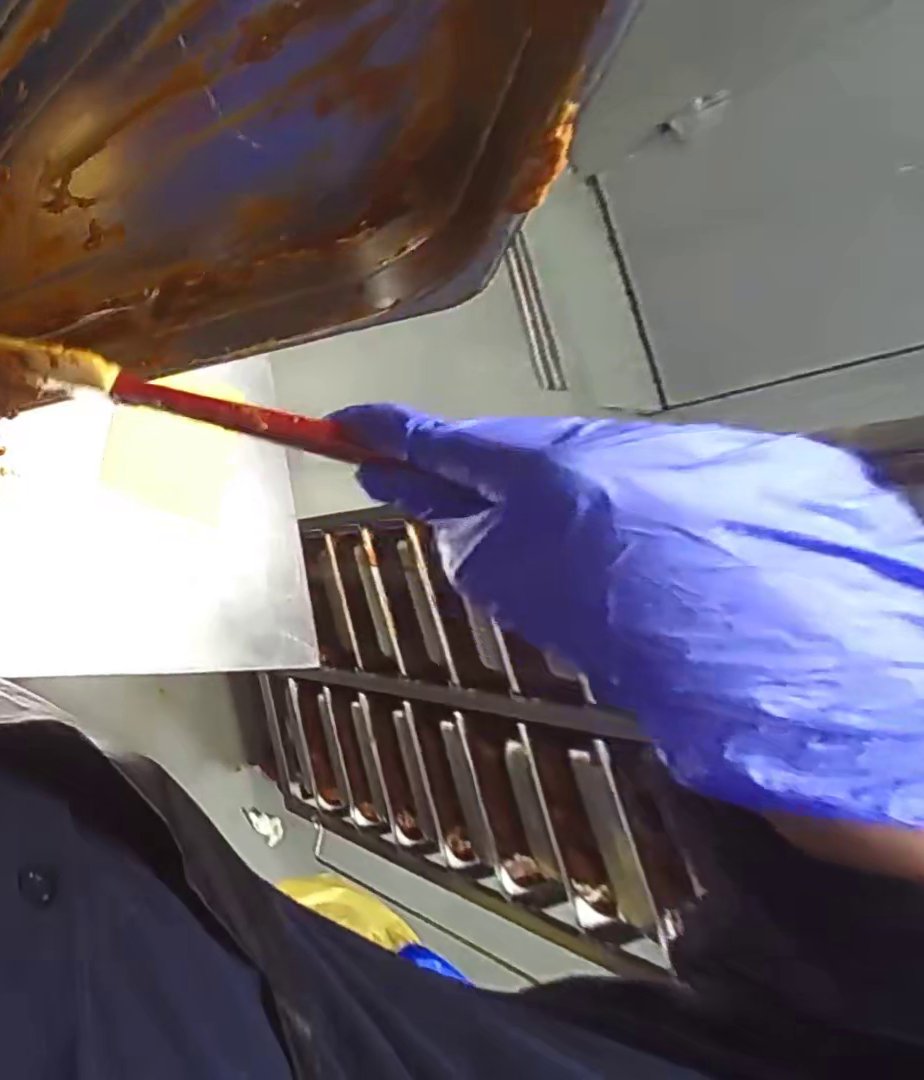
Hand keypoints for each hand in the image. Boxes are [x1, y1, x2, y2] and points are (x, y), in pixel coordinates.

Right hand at [332, 403, 923, 826]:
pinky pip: (659, 470)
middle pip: (516, 445)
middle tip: (442, 499)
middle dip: (475, 472)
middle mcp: (619, 439)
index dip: (384, 431)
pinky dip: (625, 501)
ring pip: (588, 456)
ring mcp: (695, 446)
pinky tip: (639, 550)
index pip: (440, 439)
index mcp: (543, 468)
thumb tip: (426, 493)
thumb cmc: (629, 636)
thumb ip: (458, 526)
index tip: (346, 424)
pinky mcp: (764, 464)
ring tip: (565, 549)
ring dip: (554, 490)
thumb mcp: (505, 582)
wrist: (792, 683)